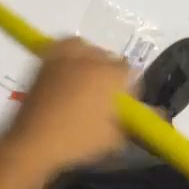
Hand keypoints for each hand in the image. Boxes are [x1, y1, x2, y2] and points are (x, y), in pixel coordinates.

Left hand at [1, 38, 128, 178]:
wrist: (32, 142)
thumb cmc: (76, 141)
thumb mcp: (113, 139)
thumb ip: (134, 123)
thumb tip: (156, 115)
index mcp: (109, 75)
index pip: (130, 72)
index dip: (130, 89)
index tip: (125, 106)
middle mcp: (89, 59)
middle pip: (108, 58)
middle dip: (111, 75)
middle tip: (106, 97)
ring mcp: (64, 57)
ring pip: (86, 48)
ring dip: (90, 59)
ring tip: (86, 78)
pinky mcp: (44, 62)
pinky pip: (61, 47)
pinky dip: (68, 53)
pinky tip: (67, 70)